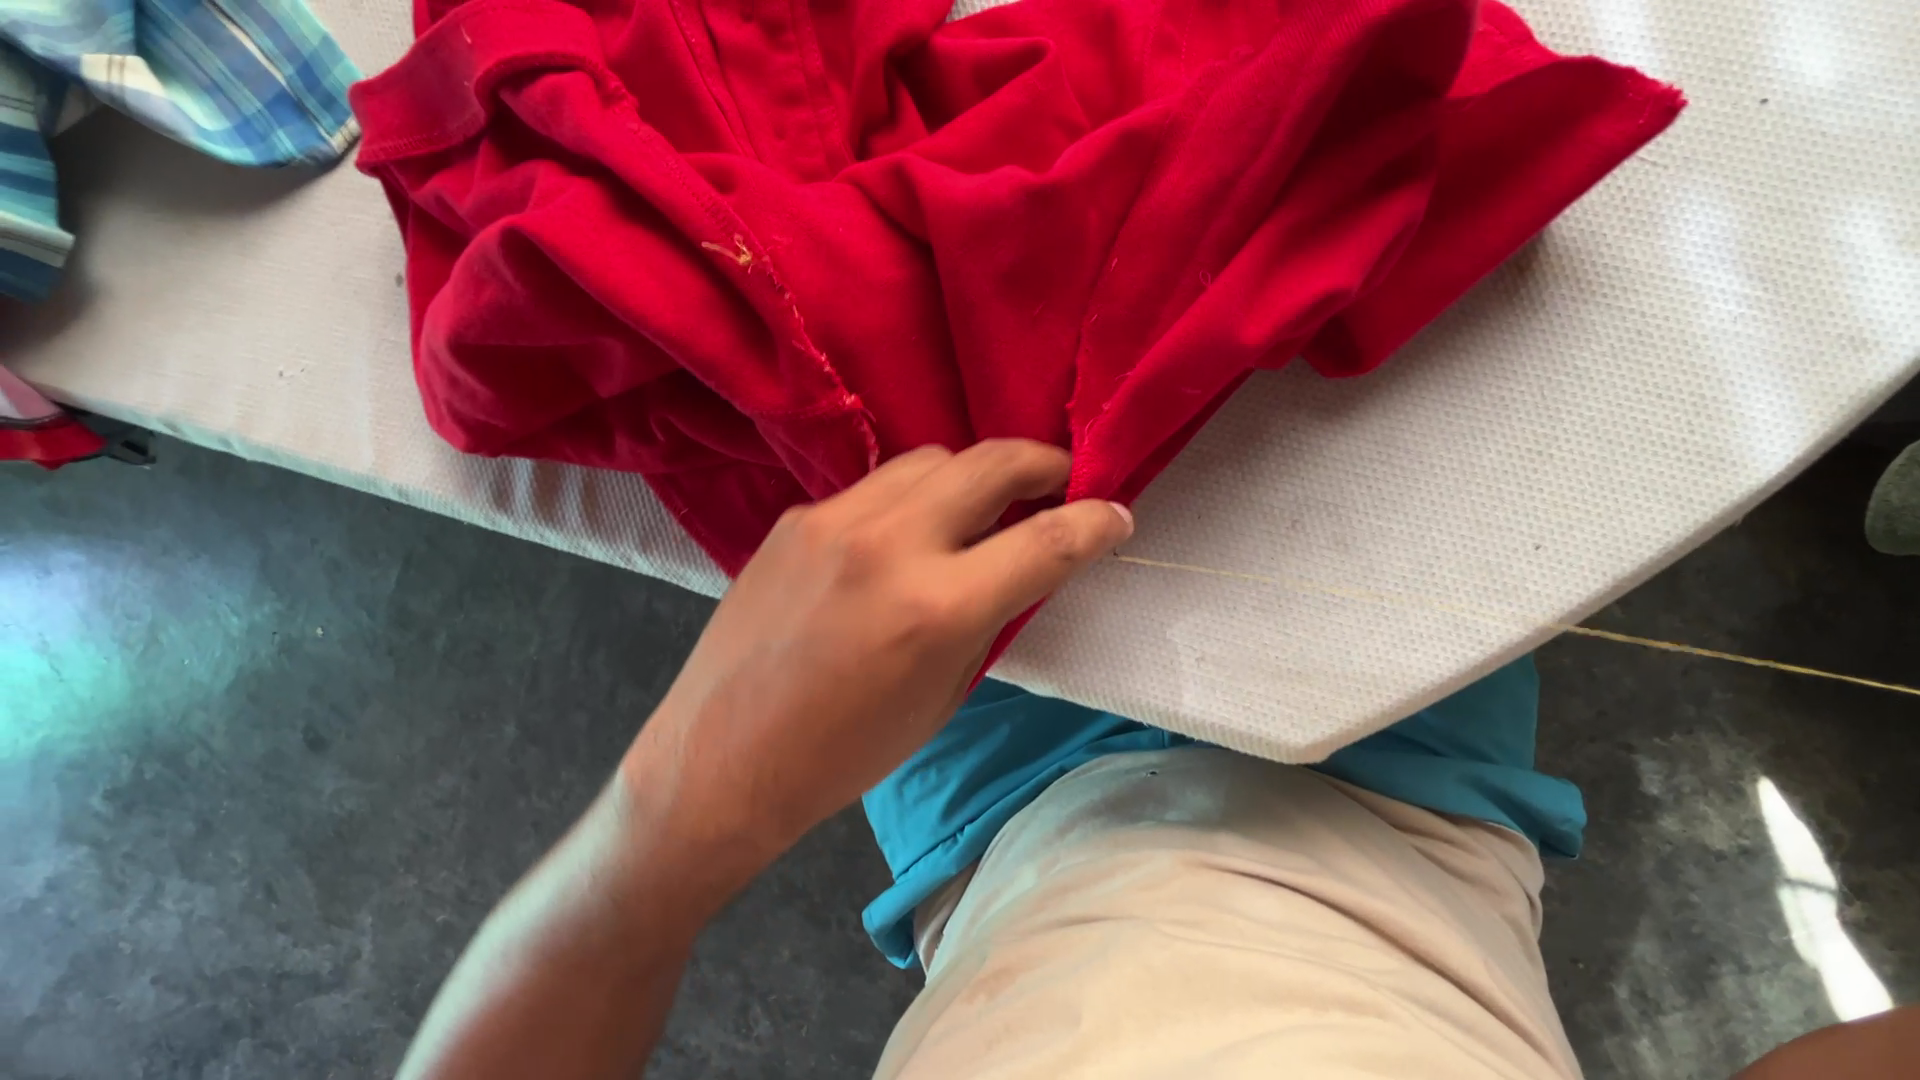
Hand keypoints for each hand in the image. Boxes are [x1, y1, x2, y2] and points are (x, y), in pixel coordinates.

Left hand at [396, 439, 1130, 1079]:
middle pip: (990, 463)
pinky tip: (910, 530)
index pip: (1044, 540)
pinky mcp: (796, 516)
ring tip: (985, 503)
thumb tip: (1027, 564)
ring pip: (930, 459)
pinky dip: (912, 497)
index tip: (1118, 515)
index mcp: (937, 606)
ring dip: (973, 474)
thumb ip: (990, 617)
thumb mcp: (943, 694)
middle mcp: (889, 543)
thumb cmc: (845, 751)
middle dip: (1042, 464)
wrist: (721, 758)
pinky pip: (875, 486)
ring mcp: (834, 520)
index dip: (1095, 523)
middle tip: (1062, 481)